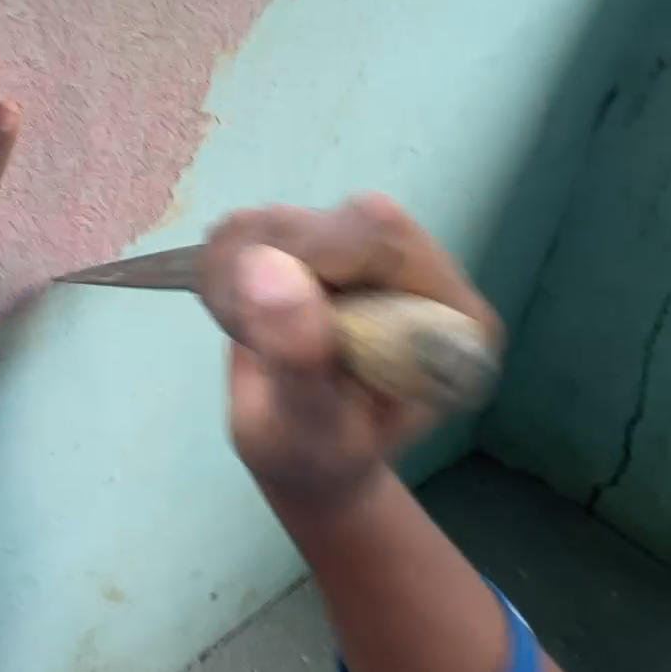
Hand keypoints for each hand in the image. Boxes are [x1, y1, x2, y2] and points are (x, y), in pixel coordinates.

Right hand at [197, 195, 500, 523]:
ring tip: (247, 333)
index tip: (271, 321)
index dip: (311, 259)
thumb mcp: (308, 427)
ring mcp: (357, 249)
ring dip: (234, 275)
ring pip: (274, 218)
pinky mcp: (311, 240)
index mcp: (449, 313)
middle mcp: (412, 269)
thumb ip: (298, 355)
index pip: (380, 235)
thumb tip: (265, 265)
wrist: (299, 449)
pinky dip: (221, 268)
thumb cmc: (315, 454)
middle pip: (321, 220)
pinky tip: (240, 310)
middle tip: (249, 336)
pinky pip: (246, 225)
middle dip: (264, 276)